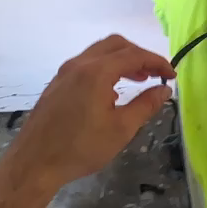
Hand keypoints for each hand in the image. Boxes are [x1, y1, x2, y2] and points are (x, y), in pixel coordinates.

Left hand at [0, 34, 175, 193]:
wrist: (35, 162)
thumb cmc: (81, 148)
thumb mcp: (121, 129)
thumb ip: (145, 105)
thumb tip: (164, 89)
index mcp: (96, 71)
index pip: (134, 55)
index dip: (157, 62)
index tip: (171, 75)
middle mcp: (79, 64)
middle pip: (115, 45)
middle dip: (139, 56)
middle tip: (155, 74)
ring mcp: (65, 72)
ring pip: (99, 53)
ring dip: (121, 61)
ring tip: (138, 80)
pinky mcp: (57, 83)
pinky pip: (86, 65)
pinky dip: (105, 68)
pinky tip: (112, 92)